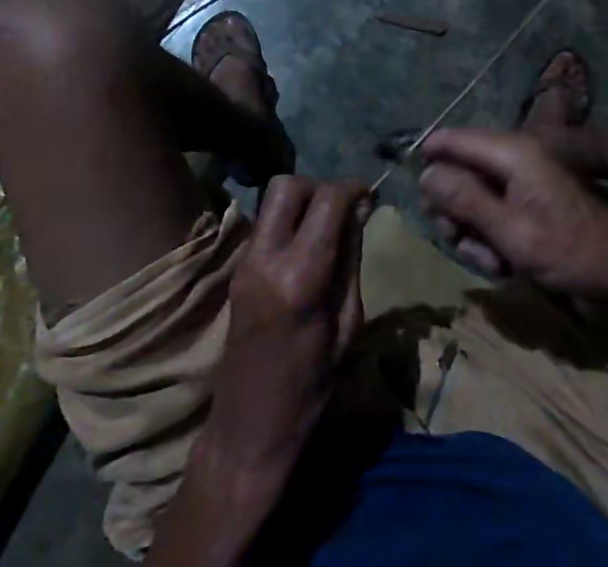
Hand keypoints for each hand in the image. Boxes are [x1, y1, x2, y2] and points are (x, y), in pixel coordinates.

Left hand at [206, 176, 370, 474]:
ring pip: (272, 200)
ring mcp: (245, 262)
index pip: (326, 201)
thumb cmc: (313, 386)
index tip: (370, 196)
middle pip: (288, 185)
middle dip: (320, 186)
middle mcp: (266, 258)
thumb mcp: (348, 324)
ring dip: (303, 202)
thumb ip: (351, 261)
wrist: (250, 423)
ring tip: (329, 228)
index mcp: (301, 277)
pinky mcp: (237, 269)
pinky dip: (290, 221)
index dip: (353, 188)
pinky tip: (309, 247)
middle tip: (344, 209)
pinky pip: (266, 224)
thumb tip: (359, 211)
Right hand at [418, 129, 607, 298]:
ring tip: (490, 261)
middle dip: (452, 210)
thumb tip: (426, 174)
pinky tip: (503, 264)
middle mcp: (513, 157)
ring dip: (470, 231)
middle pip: (456, 171)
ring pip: (469, 197)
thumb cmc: (569, 253)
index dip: (428, 164)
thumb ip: (464, 199)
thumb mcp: (510, 232)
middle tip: (457, 240)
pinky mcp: (525, 201)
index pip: (450, 139)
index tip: (422, 201)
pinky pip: (489, 212)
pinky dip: (488, 238)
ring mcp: (520, 180)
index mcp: (512, 151)